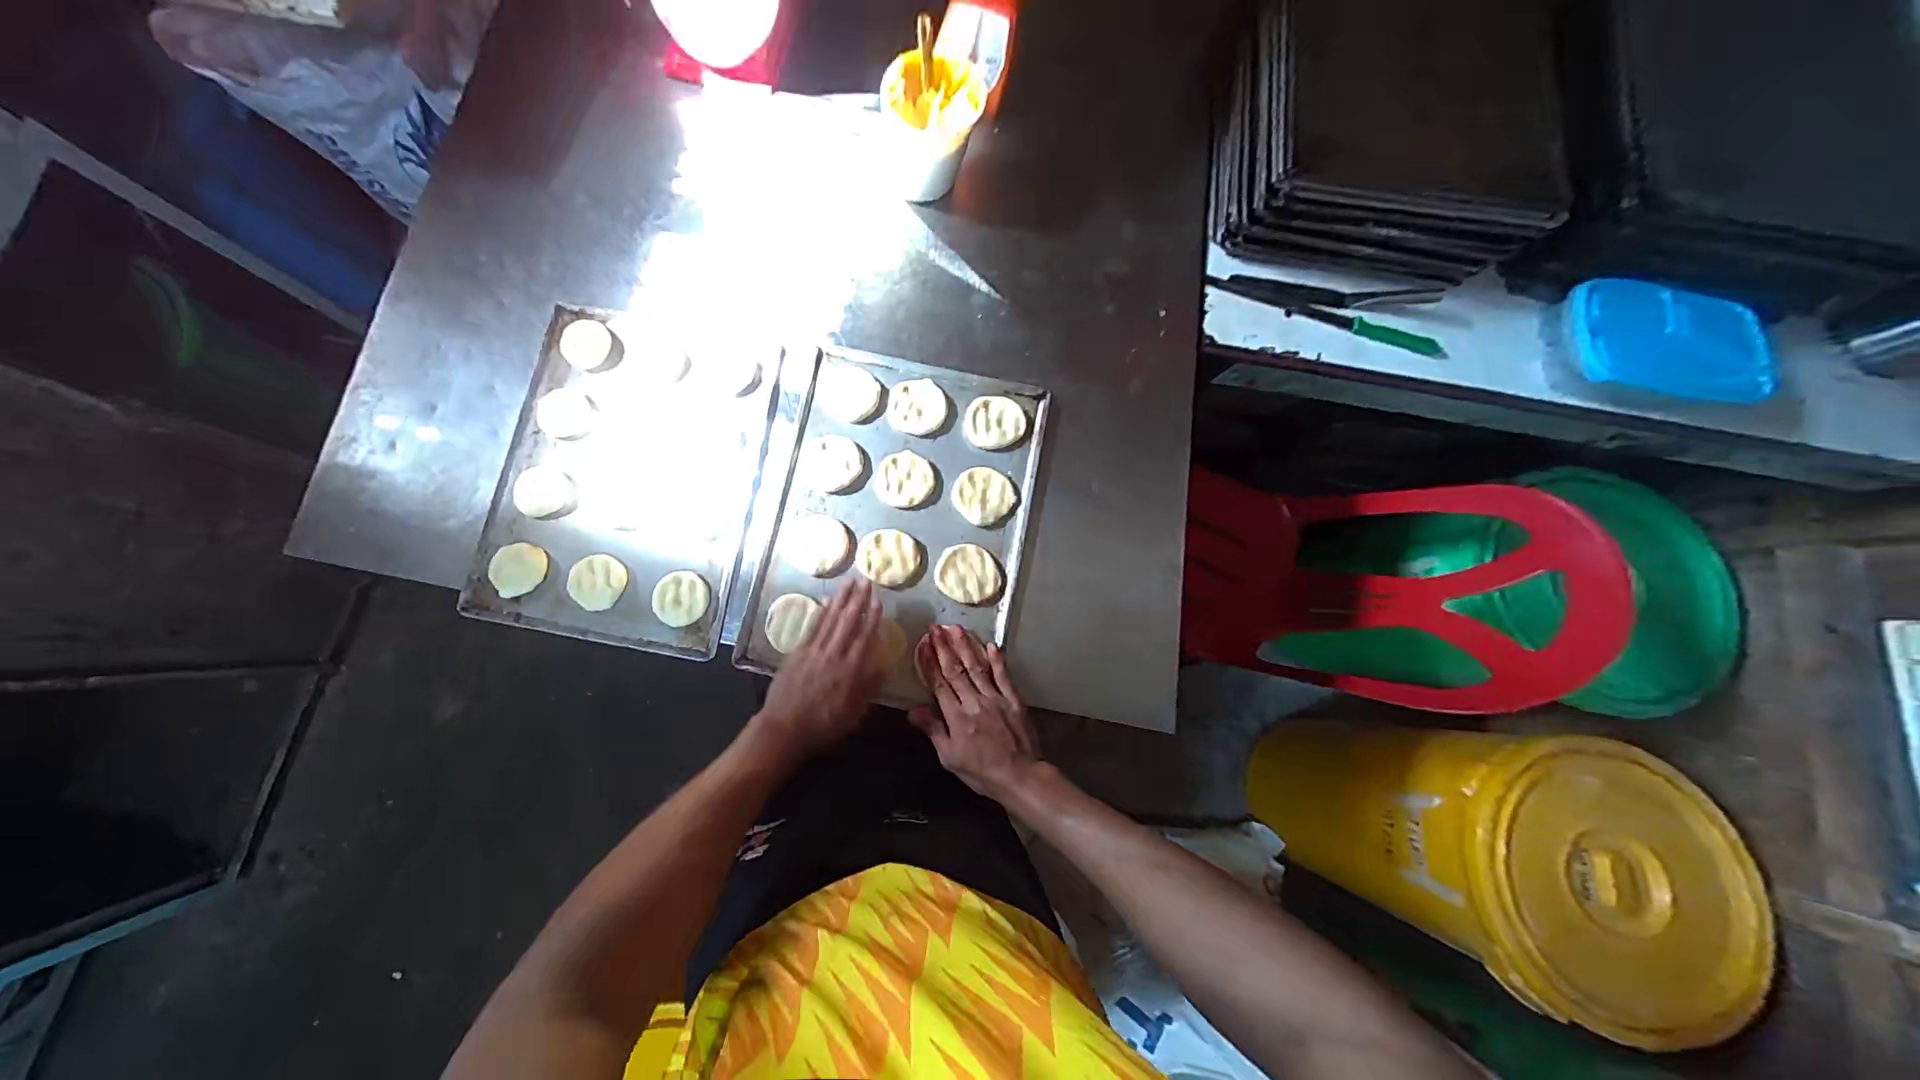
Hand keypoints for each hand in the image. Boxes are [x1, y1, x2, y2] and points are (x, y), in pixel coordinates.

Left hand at [751, 580, 884, 763]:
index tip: (879, 601)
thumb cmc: (823, 725)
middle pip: (848, 621)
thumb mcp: (854, 712)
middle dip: (858, 600)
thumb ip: (869, 686)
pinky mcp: (798, 652)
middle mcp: (834, 654)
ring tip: (849, 583)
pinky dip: (822, 612)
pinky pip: (814, 626)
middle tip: (865, 580)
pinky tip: (828, 602)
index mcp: (851, 669)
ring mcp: (814, 650)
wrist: (784, 728)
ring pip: (831, 619)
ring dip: (841, 599)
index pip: (865, 637)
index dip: (873, 618)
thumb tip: (884, 664)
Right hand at [906, 626, 1042, 801]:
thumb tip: (913, 710)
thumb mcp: (949, 757)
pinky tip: (990, 645)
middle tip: (935, 628)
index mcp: (956, 717)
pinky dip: (997, 660)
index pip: (939, 683)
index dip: (930, 662)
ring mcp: (996, 698)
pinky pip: (1003, 676)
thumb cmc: (981, 772)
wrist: (1020, 776)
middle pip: (956, 670)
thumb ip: (933, 730)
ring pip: (977, 667)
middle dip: (944, 647)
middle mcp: (974, 702)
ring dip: (965, 646)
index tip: (923, 645)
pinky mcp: (1014, 700)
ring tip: (955, 628)